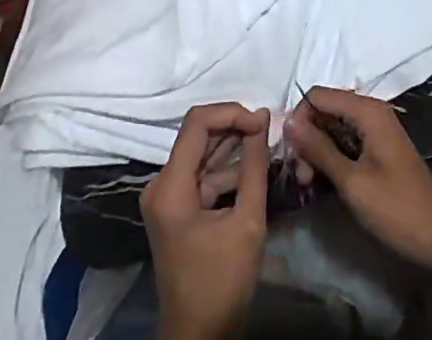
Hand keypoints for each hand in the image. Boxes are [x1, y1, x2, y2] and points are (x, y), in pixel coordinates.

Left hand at [142, 104, 270, 339]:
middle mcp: (161, 185)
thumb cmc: (223, 280)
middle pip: (198, 135)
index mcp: (170, 187)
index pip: (197, 123)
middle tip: (270, 133)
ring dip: (235, 149)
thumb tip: (262, 120)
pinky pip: (203, 175)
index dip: (231, 113)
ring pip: (203, 154)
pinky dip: (228, 170)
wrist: (199, 334)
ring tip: (268, 150)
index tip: (262, 122)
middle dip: (236, 129)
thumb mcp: (248, 219)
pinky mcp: (176, 208)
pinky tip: (254, 172)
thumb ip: (254, 165)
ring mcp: (166, 197)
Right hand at [282, 87, 431, 275]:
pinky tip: (323, 182)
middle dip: (307, 138)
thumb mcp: (351, 181)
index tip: (289, 153)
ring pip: (333, 128)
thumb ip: (319, 148)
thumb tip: (288, 121)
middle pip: (325, 110)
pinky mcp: (378, 149)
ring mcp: (376, 131)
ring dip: (316, 152)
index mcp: (368, 111)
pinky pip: (345, 142)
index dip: (299, 119)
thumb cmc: (396, 208)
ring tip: (309, 184)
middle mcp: (372, 112)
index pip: (318, 96)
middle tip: (300, 176)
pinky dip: (331, 158)